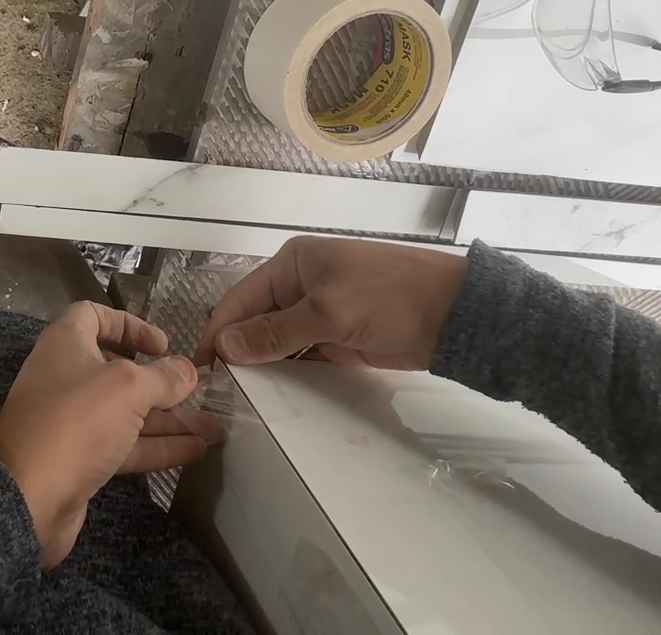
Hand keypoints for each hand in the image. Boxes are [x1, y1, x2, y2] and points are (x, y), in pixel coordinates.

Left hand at [0, 301, 205, 567]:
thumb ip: (162, 376)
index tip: (163, 344)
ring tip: (214, 428)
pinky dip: (157, 446)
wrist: (30, 496)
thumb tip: (187, 369)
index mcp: (66, 343)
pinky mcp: (80, 458)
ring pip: (127, 411)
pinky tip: (195, 452)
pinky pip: (124, 443)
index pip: (94, 315)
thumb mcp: (127, 387)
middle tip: (199, 391)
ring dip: (169, 418)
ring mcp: (72, 419)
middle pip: (118, 369)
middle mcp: (66, 375)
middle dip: (161, 381)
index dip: (129, 324)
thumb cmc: (76, 421)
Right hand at [197, 237, 467, 369]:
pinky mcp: (337, 336)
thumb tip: (226, 346)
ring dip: (264, 362)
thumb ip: (276, 332)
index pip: (240, 298)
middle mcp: (298, 284)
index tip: (202, 366)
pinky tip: (277, 392)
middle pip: (255, 319)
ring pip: (276, 340)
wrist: (458, 315)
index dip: (219, 330)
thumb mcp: (328, 312)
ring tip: (244, 395)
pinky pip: (301, 354)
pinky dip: (289, 371)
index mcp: (290, 264)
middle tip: (221, 387)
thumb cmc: (389, 297)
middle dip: (239, 348)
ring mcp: (318, 311)